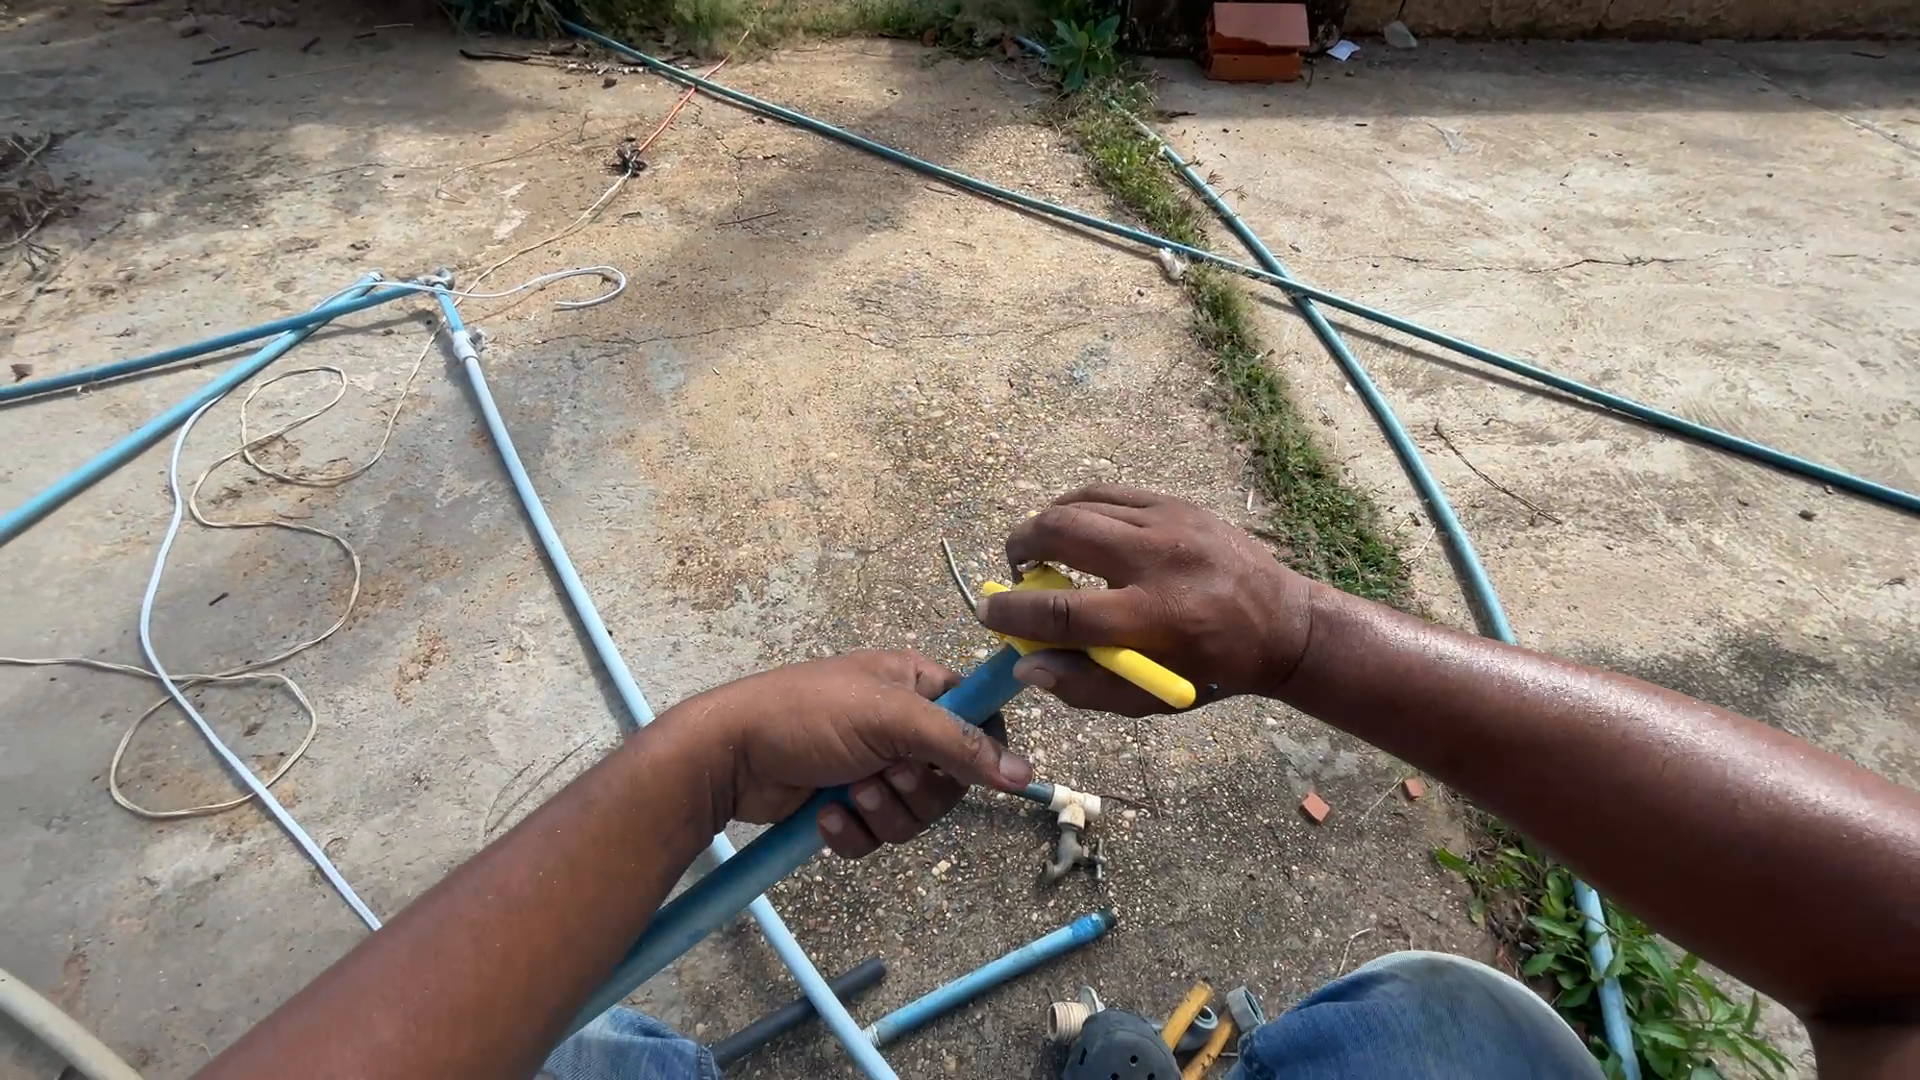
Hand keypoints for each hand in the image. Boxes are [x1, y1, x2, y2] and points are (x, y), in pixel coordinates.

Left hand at [659, 650, 1032, 856]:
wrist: (729, 755)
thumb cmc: (810, 715)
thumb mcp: (890, 719)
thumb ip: (959, 745)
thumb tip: (1027, 774)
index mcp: (917, 687)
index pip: (978, 718)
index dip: (980, 750)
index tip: (963, 769)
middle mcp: (903, 725)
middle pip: (951, 779)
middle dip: (916, 789)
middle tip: (883, 774)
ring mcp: (875, 766)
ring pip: (916, 814)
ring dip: (883, 812)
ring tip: (848, 794)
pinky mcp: (849, 804)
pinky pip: (878, 835)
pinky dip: (853, 832)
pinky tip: (824, 815)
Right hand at [976, 485, 1314, 715]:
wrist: (1284, 621)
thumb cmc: (1214, 669)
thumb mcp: (1153, 697)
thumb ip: (1085, 687)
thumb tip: (1026, 665)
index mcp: (1155, 618)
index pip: (1064, 611)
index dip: (1014, 612)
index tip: (988, 613)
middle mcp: (1158, 561)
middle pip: (1062, 533)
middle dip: (1020, 546)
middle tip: (1013, 569)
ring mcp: (1169, 523)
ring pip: (1079, 504)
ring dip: (1044, 524)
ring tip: (1039, 548)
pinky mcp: (1176, 503)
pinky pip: (1107, 493)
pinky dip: (1076, 507)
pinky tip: (1072, 526)